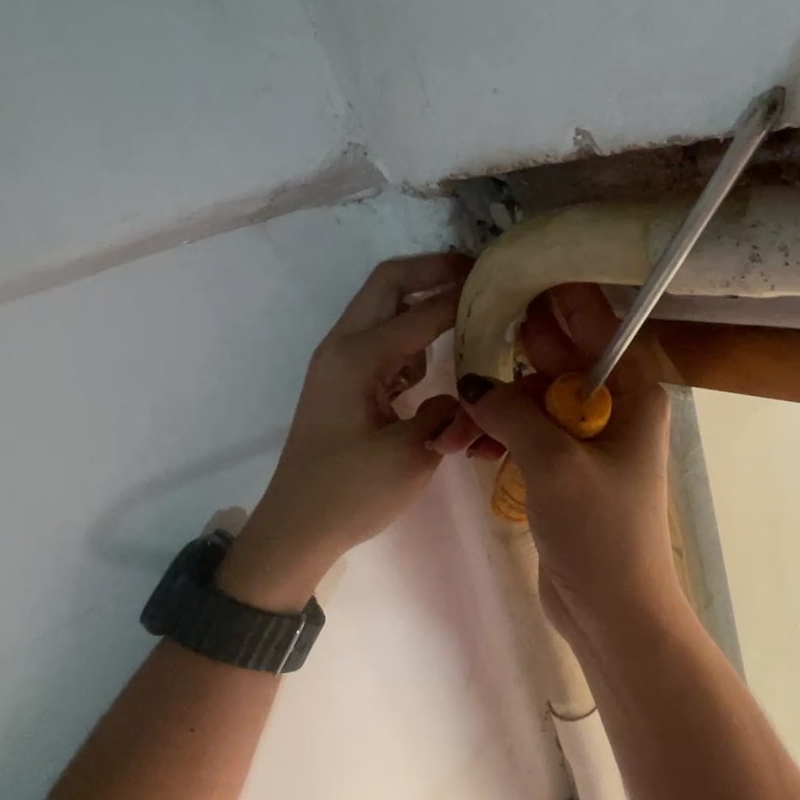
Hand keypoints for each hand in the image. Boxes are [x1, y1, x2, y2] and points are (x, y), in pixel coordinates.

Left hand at [222, 253, 482, 610]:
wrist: (296, 528)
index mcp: (357, 357)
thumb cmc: (349, 493)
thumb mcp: (411, 455)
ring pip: (382, 307)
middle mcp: (343, 346)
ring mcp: (339, 363)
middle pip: (389, 283)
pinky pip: (381, 339)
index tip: (504, 286)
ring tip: (469, 308)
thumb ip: (447, 413)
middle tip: (480, 274)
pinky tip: (439, 356)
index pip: (421, 312)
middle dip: (433, 270)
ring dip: (421, 299)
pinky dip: (411, 333)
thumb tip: (468, 394)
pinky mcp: (343, 383)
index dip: (463, 297)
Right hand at [456, 284, 681, 637]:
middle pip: (562, 359)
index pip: (597, 325)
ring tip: (455, 411)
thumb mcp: (554, 463)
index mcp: (632, 393)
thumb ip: (512, 410)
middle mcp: (615, 408)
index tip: (509, 273)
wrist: (613, 612)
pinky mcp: (567, 470)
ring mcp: (590, 441)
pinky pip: (531, 434)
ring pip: (539, 399)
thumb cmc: (598, 532)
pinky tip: (466, 441)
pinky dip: (501, 434)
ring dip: (498, 402)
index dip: (556, 297)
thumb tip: (472, 381)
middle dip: (513, 352)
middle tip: (464, 335)